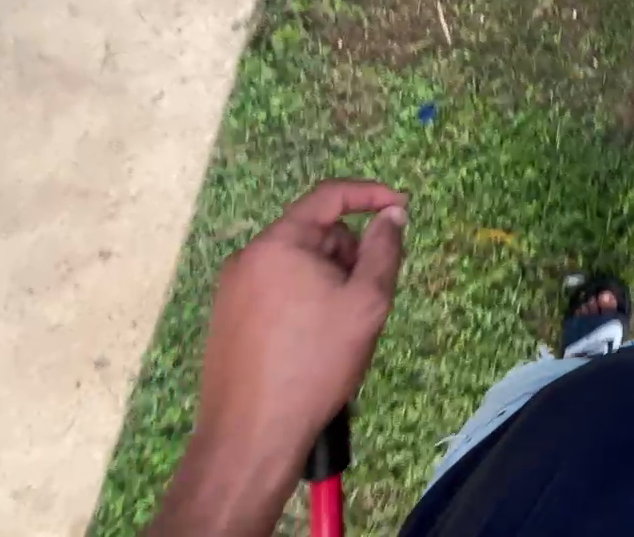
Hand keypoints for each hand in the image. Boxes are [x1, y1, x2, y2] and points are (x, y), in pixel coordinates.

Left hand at [195, 181, 408, 466]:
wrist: (250, 439)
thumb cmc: (315, 362)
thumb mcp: (367, 300)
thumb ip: (385, 248)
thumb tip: (391, 214)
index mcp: (278, 245)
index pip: (330, 195)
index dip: (372, 194)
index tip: (403, 207)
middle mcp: (248, 259)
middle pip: (318, 233)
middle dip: (351, 253)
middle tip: (370, 295)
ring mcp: (233, 290)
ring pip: (302, 263)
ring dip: (332, 279)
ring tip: (344, 325)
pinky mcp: (230, 319)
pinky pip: (282, 288)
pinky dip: (310, 298)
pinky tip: (318, 338)